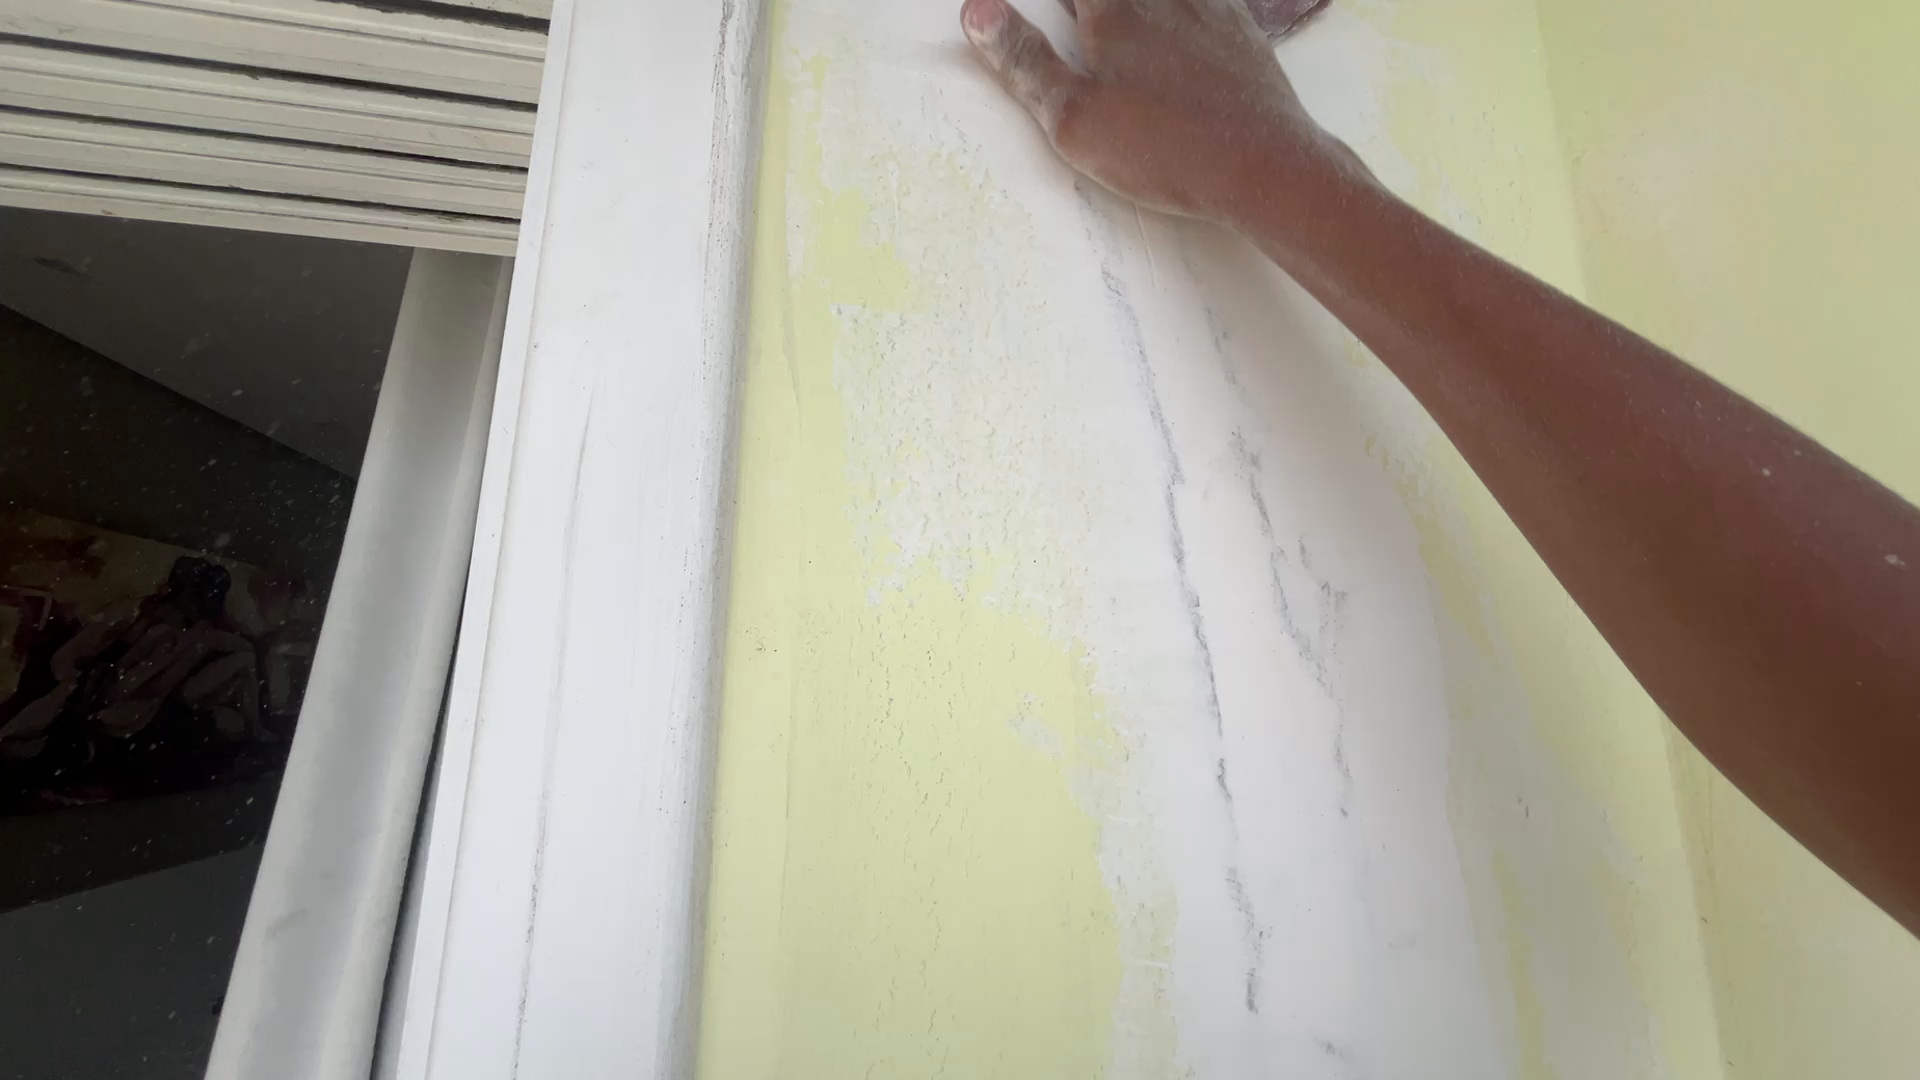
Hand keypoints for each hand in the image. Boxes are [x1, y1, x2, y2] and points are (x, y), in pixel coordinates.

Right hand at [958, 0, 1366, 227]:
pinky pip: (1208, 5)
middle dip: (1092, 6)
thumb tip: (975, 10)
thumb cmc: (1159, 148)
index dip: (1052, 0)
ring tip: (1127, 21)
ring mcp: (1208, 12)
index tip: (1058, 11)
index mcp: (1114, 13)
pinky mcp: (1241, 36)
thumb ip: (1026, 65)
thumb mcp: (1073, 121)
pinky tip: (1188, 16)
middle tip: (1081, 15)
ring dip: (1141, 9)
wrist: (1257, 164)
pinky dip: (1188, 9)